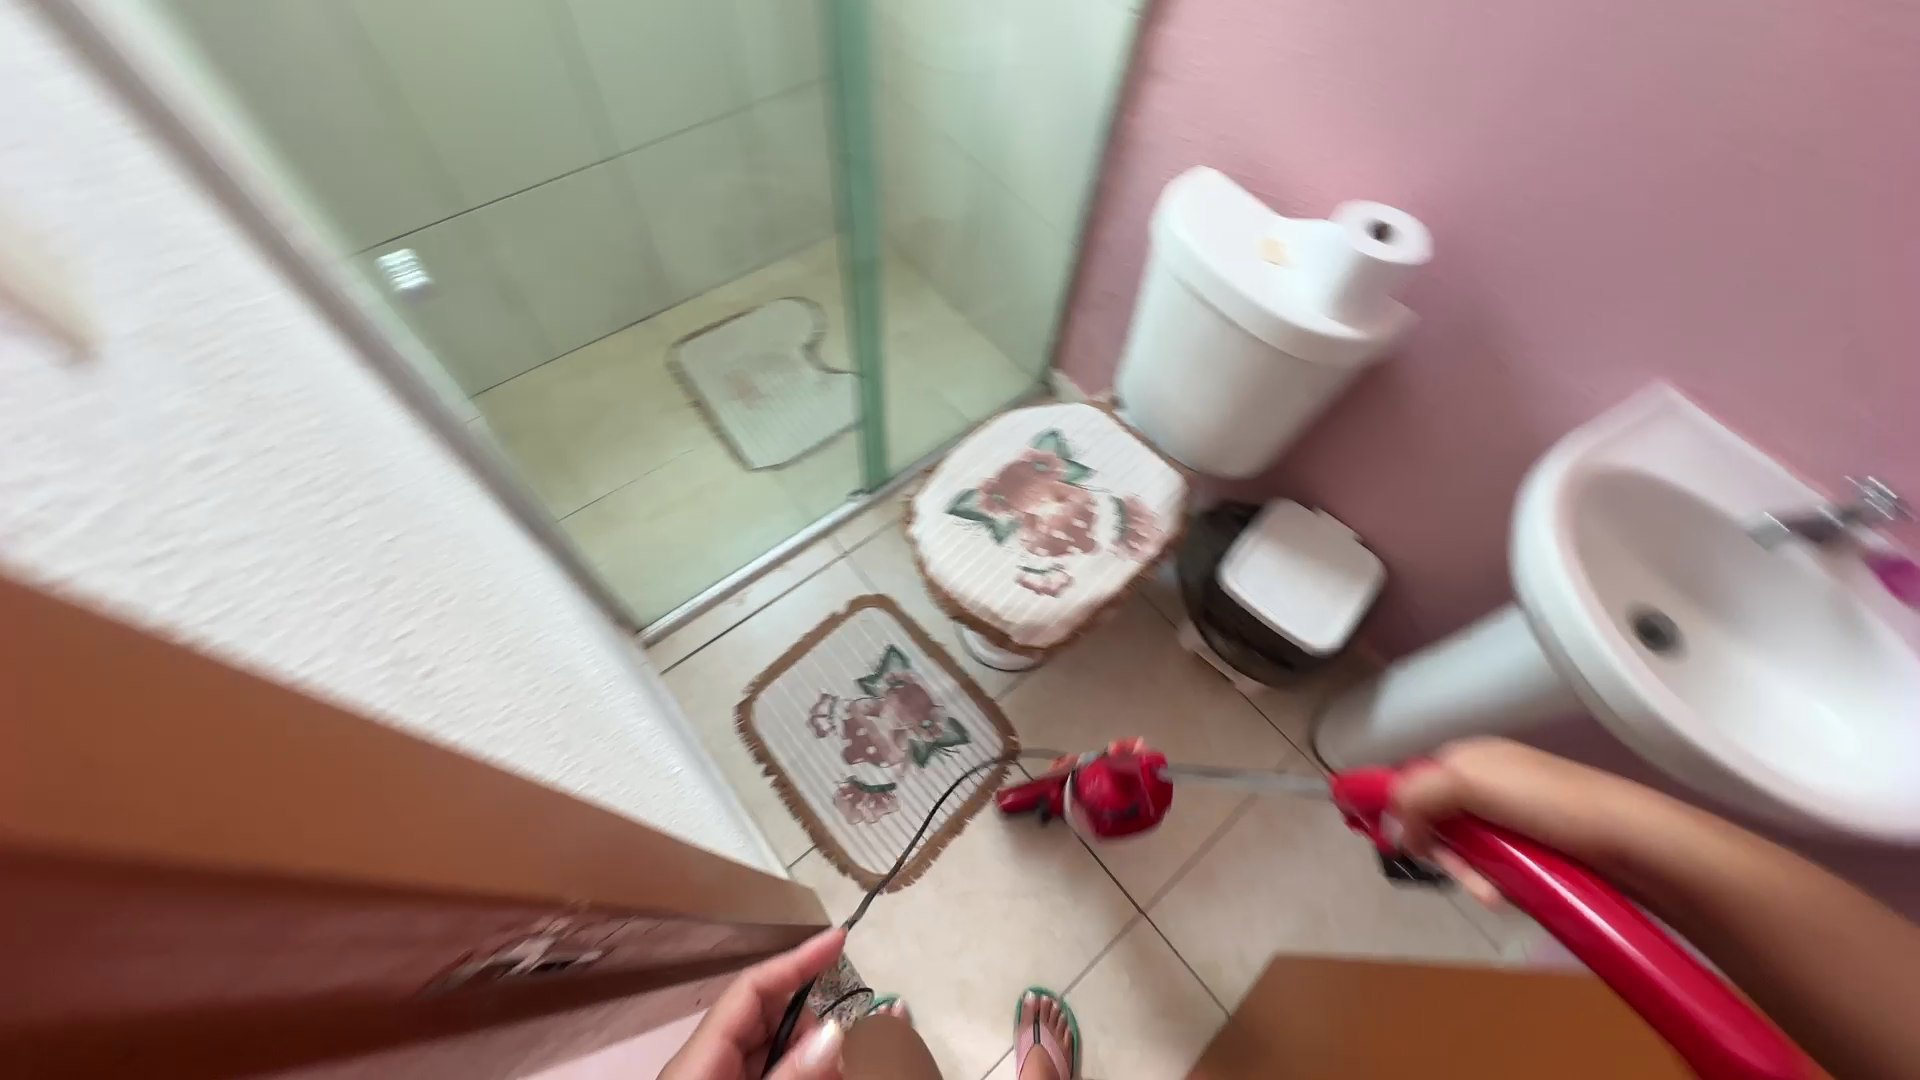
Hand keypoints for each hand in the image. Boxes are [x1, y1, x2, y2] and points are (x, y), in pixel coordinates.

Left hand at [659, 928, 848, 1079]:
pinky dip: (794, 1072)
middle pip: (767, 1016)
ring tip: (832, 1074)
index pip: (753, 986)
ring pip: (771, 1046)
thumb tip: (836, 1030)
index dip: (797, 959)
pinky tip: (814, 1079)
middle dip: (809, 1026)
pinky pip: (765, 1071)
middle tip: (840, 1056)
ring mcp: (714, 1078)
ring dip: (805, 1055)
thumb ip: (789, 1073)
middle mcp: (705, 1062)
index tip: (839, 938)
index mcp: (699, 1056)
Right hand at [1388, 737, 1652, 905]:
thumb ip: (1414, 795)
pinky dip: (1490, 880)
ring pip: (1462, 847)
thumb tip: (1392, 830)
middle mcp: (1484, 782)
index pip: (1410, 782)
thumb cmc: (1548, 803)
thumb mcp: (1467, 782)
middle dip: (1440, 850)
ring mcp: (1510, 817)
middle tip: (1460, 876)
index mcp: (1467, 758)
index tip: (1401, 843)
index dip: (1399, 811)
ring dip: (1466, 871)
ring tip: (1490, 894)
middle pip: (1433, 818)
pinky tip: (1504, 893)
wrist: (1637, 842)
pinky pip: (1492, 865)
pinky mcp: (1535, 849)